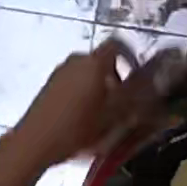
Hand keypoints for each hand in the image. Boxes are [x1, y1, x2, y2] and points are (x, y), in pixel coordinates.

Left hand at [2, 39, 141, 172]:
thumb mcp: (113, 118)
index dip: (130, 56)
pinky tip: (82, 116)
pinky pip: (74, 79)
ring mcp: (60, 70)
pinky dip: (84, 90)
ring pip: (88, 70)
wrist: (34, 141)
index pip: (117, 44)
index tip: (137, 75)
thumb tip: (152, 90)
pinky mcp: (49, 83)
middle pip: (103, 60)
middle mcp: (76, 59)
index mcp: (94, 63)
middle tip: (122, 101)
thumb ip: (136, 101)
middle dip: (116, 76)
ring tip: (103, 112)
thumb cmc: (77, 129)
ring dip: (100, 85)